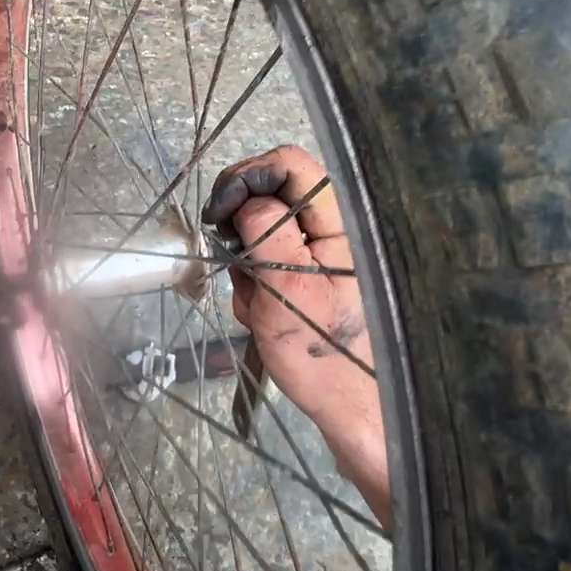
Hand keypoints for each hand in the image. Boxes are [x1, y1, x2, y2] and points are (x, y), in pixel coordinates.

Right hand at [202, 146, 366, 367]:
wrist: (348, 407)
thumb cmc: (323, 354)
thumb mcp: (288, 289)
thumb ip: (267, 233)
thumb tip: (245, 198)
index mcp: (338, 222)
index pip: (289, 164)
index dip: (248, 176)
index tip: (221, 212)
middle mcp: (329, 227)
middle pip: (270, 190)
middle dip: (240, 223)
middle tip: (231, 257)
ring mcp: (316, 250)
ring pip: (259, 227)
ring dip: (244, 260)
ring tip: (255, 302)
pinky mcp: (304, 272)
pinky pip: (263, 257)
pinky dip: (252, 280)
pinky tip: (261, 312)